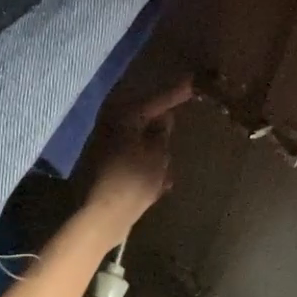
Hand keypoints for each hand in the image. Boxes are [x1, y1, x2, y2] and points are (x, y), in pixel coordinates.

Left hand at [84, 79, 192, 226]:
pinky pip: (130, 153)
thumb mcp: (157, 156)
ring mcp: (104, 144)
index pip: (158, 98)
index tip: (195, 81)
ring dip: (153, 135)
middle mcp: (110, 123)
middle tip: (182, 101)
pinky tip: (160, 169)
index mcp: (124, 115)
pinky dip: (144, 156)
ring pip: (136, 133)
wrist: (101, 215)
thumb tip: (164, 117)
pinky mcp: (103, 164)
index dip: (179, 91)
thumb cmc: (133, 181)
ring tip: (172, 132)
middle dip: (162, 110)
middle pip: (142, 113)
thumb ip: (162, 133)